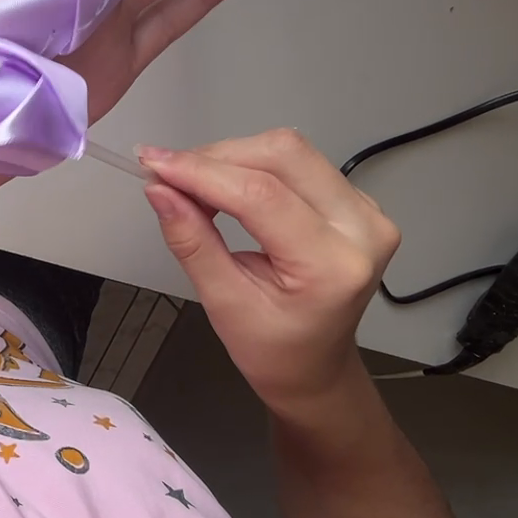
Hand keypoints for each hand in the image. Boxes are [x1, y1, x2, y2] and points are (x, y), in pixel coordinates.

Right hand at [138, 130, 400, 403]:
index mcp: (331, 266)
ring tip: (192, 186)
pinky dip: (248, 165)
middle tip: (168, 175)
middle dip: (216, 157)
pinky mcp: (355, 200)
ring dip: (230, 157)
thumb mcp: (222, 302)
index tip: (151, 164)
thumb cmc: (270, 347)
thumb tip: (158, 190)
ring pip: (289, 151)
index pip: (261, 195)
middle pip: (282, 156)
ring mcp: (366, 210)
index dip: (201, 172)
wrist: (315, 366)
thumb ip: (192, 242)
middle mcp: (362, 228)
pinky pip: (297, 163)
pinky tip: (223, 189)